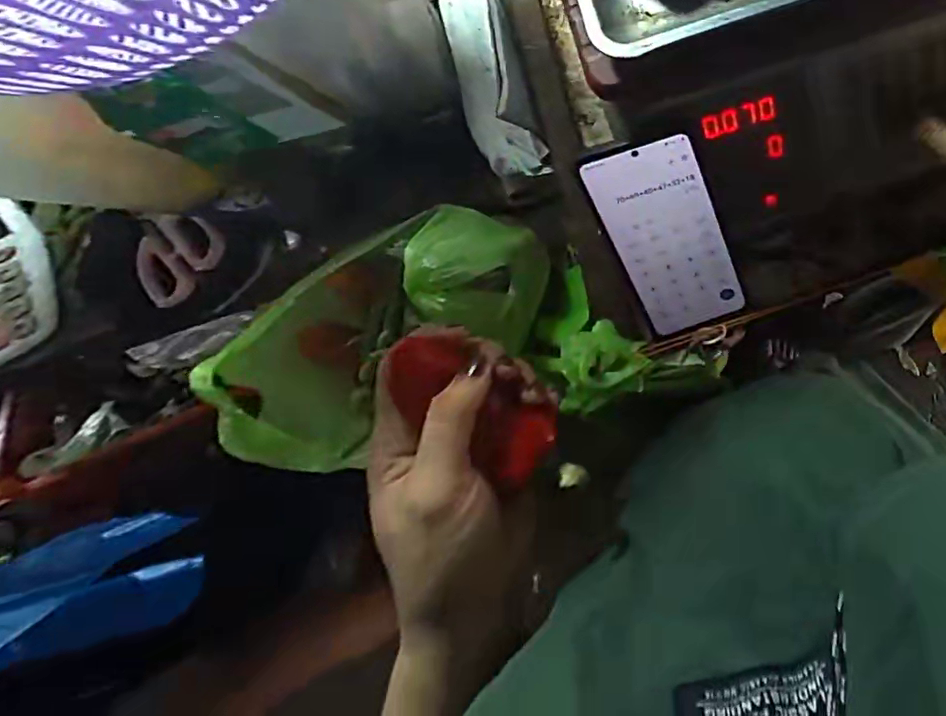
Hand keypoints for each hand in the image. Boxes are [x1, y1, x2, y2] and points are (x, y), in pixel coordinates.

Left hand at [368, 329, 543, 656]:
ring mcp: (473, 437)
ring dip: (517, 378)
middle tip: (511, 372)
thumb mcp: (435, 487)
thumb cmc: (439, 552)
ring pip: (493, 385)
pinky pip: (521, 408)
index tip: (468, 339)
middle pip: (456, 371)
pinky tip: (547, 406)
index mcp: (398, 437)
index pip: (401, 371)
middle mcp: (434, 428)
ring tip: (534, 395)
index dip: (430, 345)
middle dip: (485, 361)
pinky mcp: (507, 448)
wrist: (476, 606)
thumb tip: (473, 363)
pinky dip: (536, 399)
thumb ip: (448, 421)